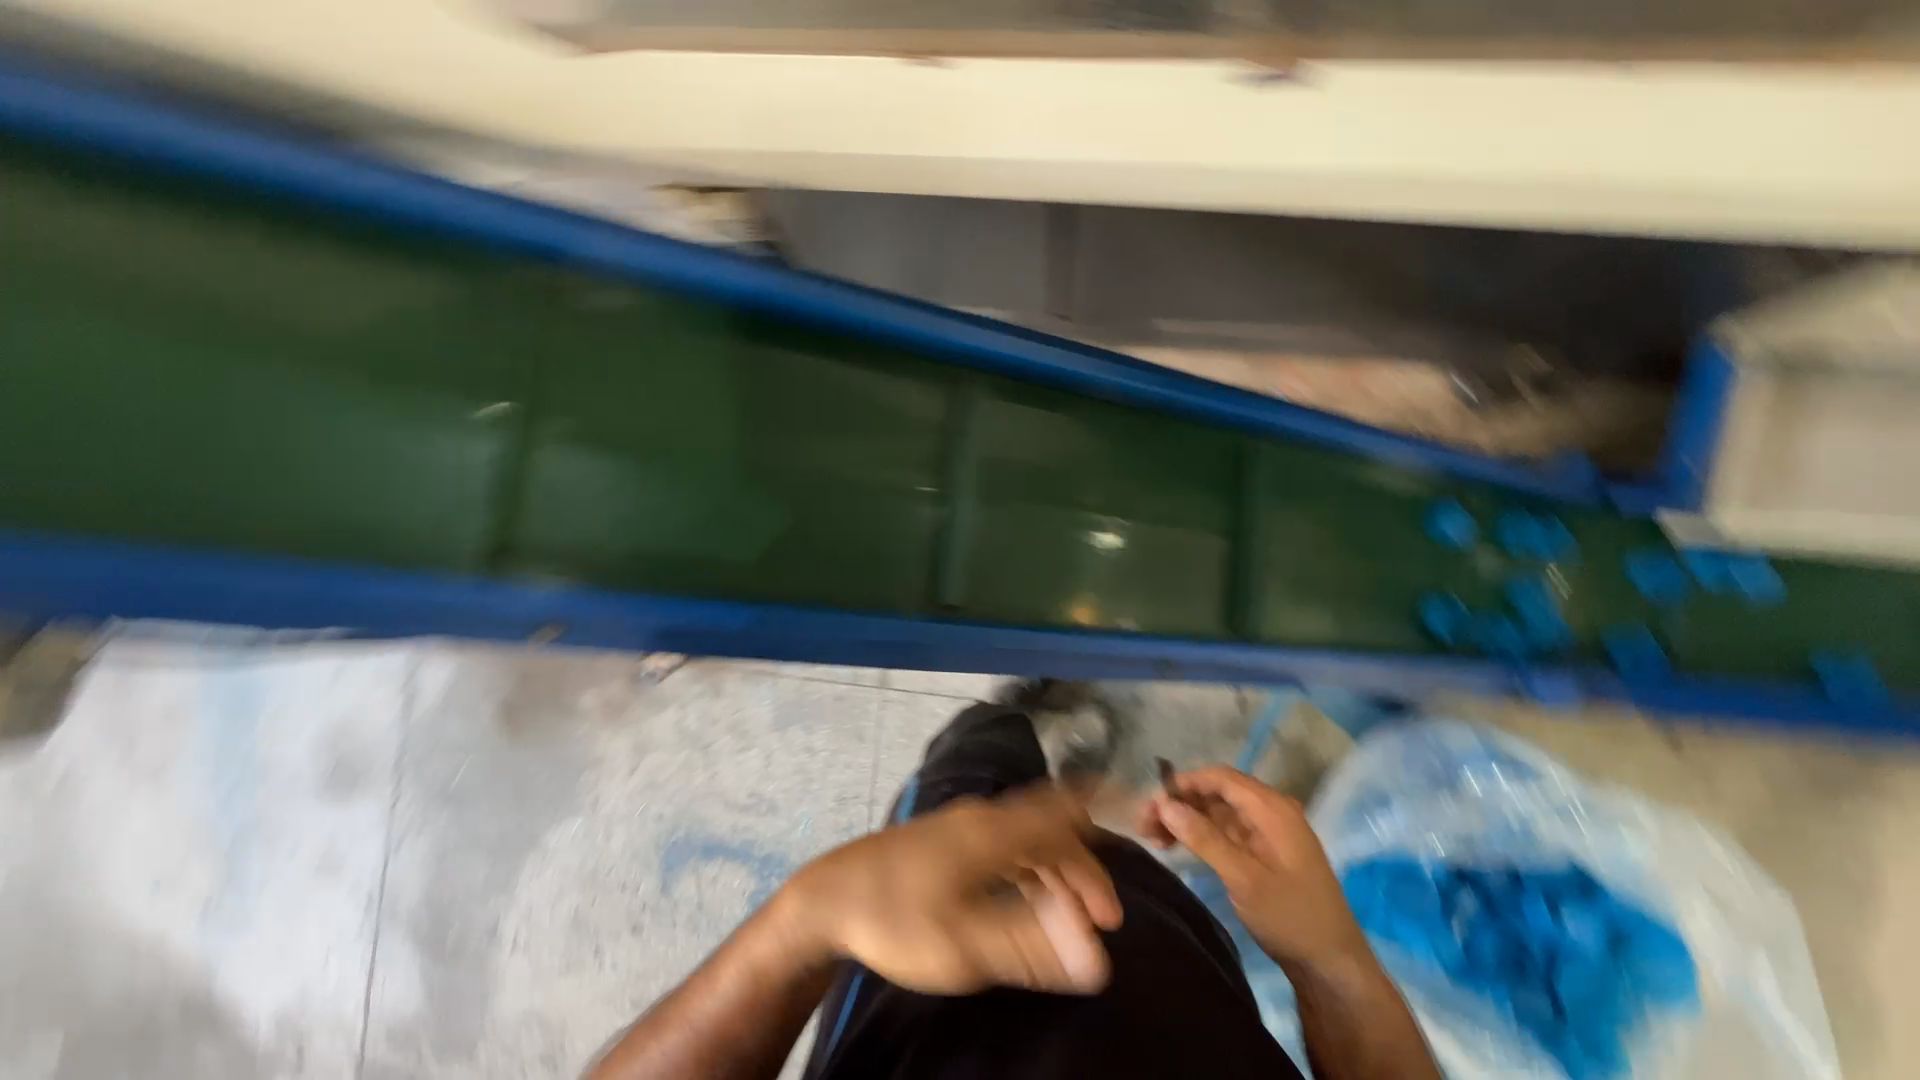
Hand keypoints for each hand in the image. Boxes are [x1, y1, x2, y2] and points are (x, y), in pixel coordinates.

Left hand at [776, 785, 1123, 994]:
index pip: (1062, 806)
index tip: (1136, 804)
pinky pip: (1003, 845)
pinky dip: (1029, 867)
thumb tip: (1099, 956)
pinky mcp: (941, 843)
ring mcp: (958, 828)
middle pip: (1049, 827)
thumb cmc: (893, 920)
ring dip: (1055, 869)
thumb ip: (1032, 946)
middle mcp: (981, 820)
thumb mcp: (963, 945)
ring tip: (1071, 915)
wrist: (823, 900)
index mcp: (993, 832)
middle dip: (1083, 866)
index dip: (1102, 801)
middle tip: (1105, 917)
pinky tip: (1025, 897)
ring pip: (1025, 837)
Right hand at [1138, 766, 1369, 972]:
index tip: (1151, 802)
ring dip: (1186, 819)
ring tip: (1154, 838)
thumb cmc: (1290, 916)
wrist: (1330, 963)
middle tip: (1144, 825)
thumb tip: (1164, 804)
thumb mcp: (1243, 878)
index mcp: (1272, 808)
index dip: (1183, 783)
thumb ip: (1204, 838)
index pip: (1220, 777)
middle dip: (1179, 803)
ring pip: (1217, 811)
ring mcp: (1267, 832)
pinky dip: (1200, 834)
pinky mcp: (1262, 851)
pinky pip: (1225, 830)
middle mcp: (1271, 811)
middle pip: (1216, 792)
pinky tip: (1177, 846)